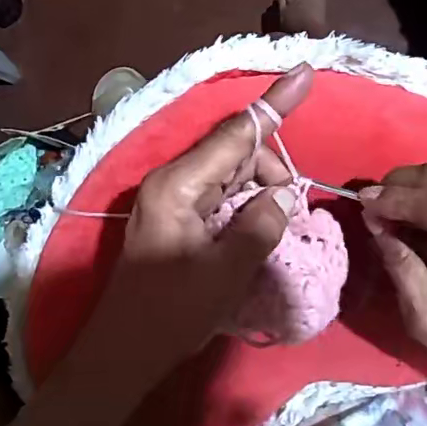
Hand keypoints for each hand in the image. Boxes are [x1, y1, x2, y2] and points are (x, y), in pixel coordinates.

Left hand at [60, 65, 315, 398]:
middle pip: (236, 152)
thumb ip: (261, 224)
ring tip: (279, 227)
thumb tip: (283, 195)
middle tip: (293, 210)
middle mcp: (172, 181)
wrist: (122, 353)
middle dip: (272, 171)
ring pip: (231, 175)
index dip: (274, 104)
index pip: (236, 133)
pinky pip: (220, 196)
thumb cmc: (170, 313)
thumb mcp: (226, 271)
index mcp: (179, 185)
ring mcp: (171, 199)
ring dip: (261, 192)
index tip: (304, 72)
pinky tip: (259, 229)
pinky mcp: (175, 218)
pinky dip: (245, 207)